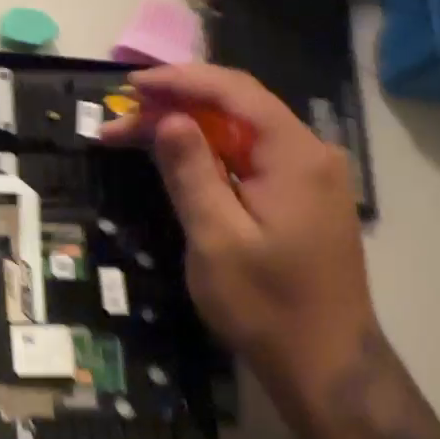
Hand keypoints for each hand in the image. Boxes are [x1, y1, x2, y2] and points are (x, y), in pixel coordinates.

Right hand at [102, 64, 375, 402]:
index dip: (181, 82)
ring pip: (242, 135)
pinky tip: (178, 162)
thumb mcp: (215, 239)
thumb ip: (192, 175)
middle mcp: (309, 155)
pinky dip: (210, 155)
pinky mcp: (301, 201)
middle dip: (176, 107)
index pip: (235, 94)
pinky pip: (251, 160)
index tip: (130, 87)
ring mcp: (309, 179)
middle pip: (238, 110)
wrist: (322, 357)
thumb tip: (169, 121)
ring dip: (189, 131)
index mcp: (294, 156)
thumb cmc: (264, 302)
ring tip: (134, 139)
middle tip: (117, 123)